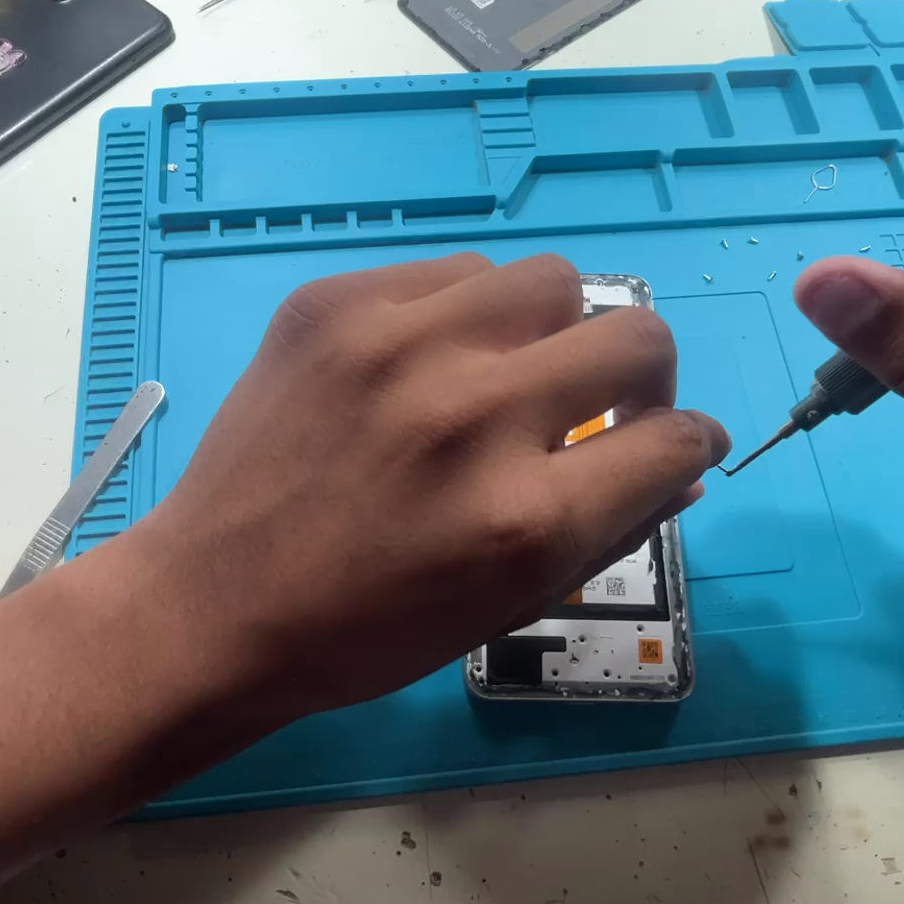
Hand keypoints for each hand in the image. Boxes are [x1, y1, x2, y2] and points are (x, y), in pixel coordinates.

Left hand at [105, 253, 728, 713]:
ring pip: (547, 279)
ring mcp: (396, 341)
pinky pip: (453, 272)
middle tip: (598, 406)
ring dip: (551, 332)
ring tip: (506, 374)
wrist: (214, 602)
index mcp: (525, 517)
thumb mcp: (505, 604)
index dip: (690, 442)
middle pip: (635, 336)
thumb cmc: (365, 631)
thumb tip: (682, 461)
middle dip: (643, 377)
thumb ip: (611, 528)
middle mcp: (473, 411)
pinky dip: (467, 314)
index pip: (676, 440)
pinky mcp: (332, 302)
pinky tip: (429, 359)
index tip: (669, 444)